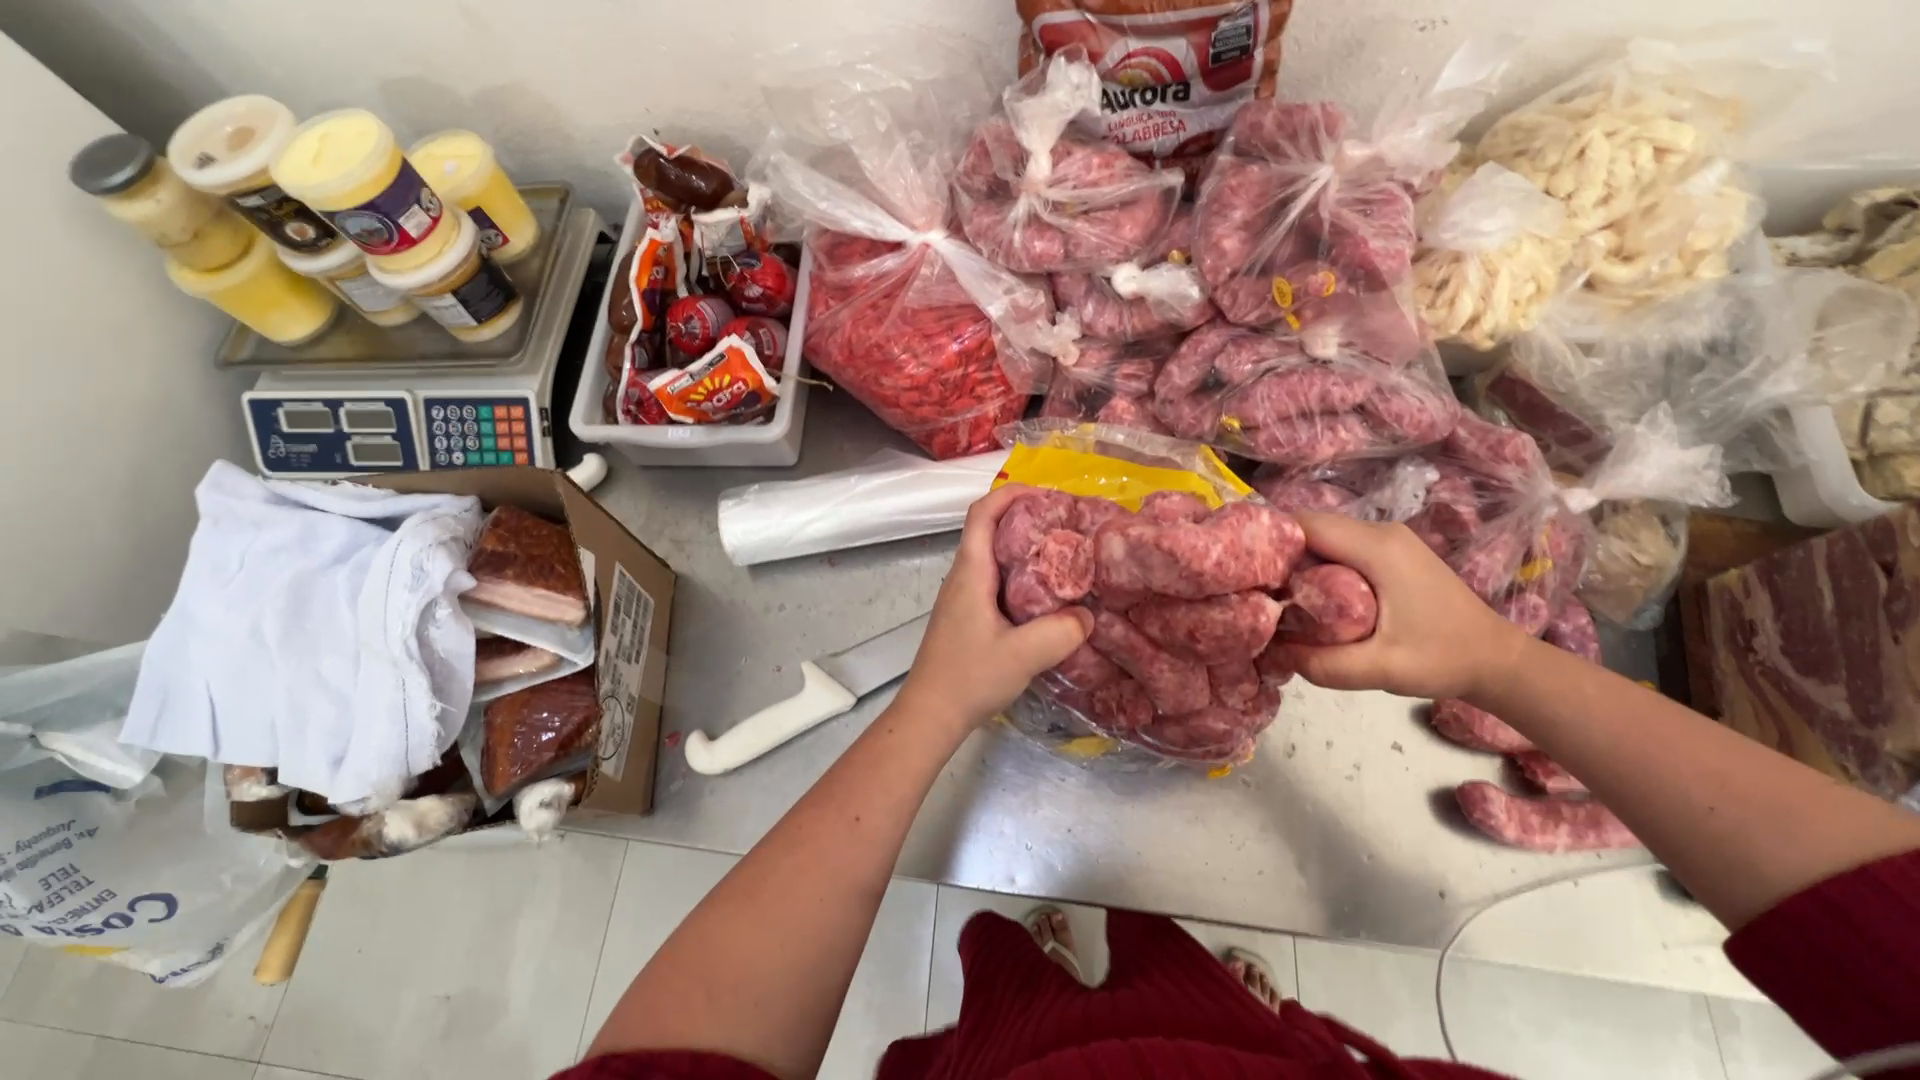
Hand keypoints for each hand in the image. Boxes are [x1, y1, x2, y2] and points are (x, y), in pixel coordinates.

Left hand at [895, 485, 1092, 730]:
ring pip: (995, 559)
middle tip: (1069, 526)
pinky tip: (1047, 599)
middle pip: (991, 531)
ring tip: (1065, 558)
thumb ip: (1061, 632)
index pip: (983, 514)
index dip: (1011, 494)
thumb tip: (1088, 615)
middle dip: (1028, 520)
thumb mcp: (1024, 655)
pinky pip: (996, 583)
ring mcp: (963, 599)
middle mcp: (963, 578)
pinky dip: (1022, 578)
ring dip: (1026, 551)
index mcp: (971, 574)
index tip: (1048, 494)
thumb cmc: (969, 678)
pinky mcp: (968, 618)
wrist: (930, 715)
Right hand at [1276, 511, 1529, 700]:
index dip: (1269, 543)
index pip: (1304, 524)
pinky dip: (1316, 570)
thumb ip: (1324, 664)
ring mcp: (1387, 541)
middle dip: (1278, 556)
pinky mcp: (1390, 554)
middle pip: (1309, 529)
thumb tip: (1272, 654)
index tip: (1245, 575)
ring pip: (1322, 539)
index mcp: (1377, 548)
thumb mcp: (1382, 669)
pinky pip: (1338, 550)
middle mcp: (1380, 533)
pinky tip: (1309, 601)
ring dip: (1296, 565)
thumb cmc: (1444, 658)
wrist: (1497, 660)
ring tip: (1277, 600)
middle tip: (1255, 593)